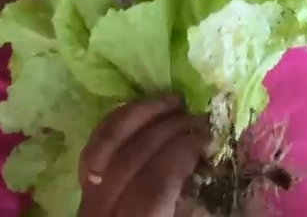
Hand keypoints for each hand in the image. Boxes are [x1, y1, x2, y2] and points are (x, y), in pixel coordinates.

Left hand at [79, 96, 208, 216]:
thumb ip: (202, 207)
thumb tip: (222, 161)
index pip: (153, 186)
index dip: (182, 153)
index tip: (208, 137)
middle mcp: (104, 215)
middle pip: (132, 158)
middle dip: (170, 128)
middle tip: (200, 118)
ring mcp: (88, 200)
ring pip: (108, 142)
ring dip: (144, 113)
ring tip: (175, 102)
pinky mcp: (84, 188)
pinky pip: (95, 144)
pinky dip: (120, 121)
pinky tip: (144, 110)